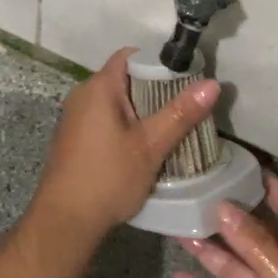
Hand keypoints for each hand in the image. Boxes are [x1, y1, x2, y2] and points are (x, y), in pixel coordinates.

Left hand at [29, 47, 218, 242]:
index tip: (185, 76)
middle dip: (155, 90)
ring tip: (170, 127)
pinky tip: (143, 147)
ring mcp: (75, 117)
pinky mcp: (74, 138)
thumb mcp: (150, 146)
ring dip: (141, 111)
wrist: (64, 222)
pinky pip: (104, 119)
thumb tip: (212, 84)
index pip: (130, 56)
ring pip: (115, 102)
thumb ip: (180, 113)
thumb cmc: (107, 178)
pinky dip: (125, 125)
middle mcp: (83, 94)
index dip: (158, 61)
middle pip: (125, 78)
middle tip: (185, 106)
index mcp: (99, 87)